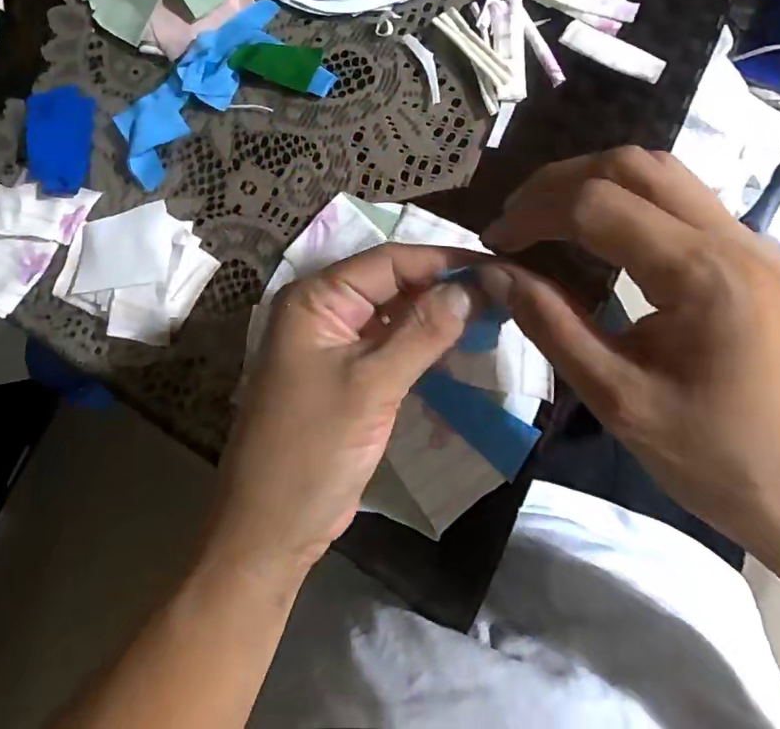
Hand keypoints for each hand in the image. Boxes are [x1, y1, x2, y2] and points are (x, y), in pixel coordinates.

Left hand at [209, 244, 482, 574]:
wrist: (272, 519)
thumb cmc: (312, 448)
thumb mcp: (371, 386)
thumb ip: (421, 333)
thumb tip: (472, 286)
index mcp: (313, 299)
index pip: (386, 262)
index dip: (443, 260)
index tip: (501, 266)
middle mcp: (319, 310)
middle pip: (390, 282)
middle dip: (444, 284)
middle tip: (507, 290)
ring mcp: (331, 343)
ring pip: (392, 312)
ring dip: (437, 312)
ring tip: (498, 311)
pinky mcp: (344, 373)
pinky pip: (388, 343)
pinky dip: (422, 341)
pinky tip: (462, 342)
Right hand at [478, 147, 779, 552]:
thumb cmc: (713, 454)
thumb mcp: (614, 395)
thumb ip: (548, 322)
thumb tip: (490, 271)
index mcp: (704, 275)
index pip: (596, 205)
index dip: (531, 214)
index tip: (492, 243)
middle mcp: (733, 241)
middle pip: (631, 166)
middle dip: (556, 183)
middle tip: (513, 220)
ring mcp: (747, 243)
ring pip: (656, 171)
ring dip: (588, 183)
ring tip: (542, 219)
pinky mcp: (745, 256)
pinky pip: (674, 198)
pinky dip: (617, 199)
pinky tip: (588, 236)